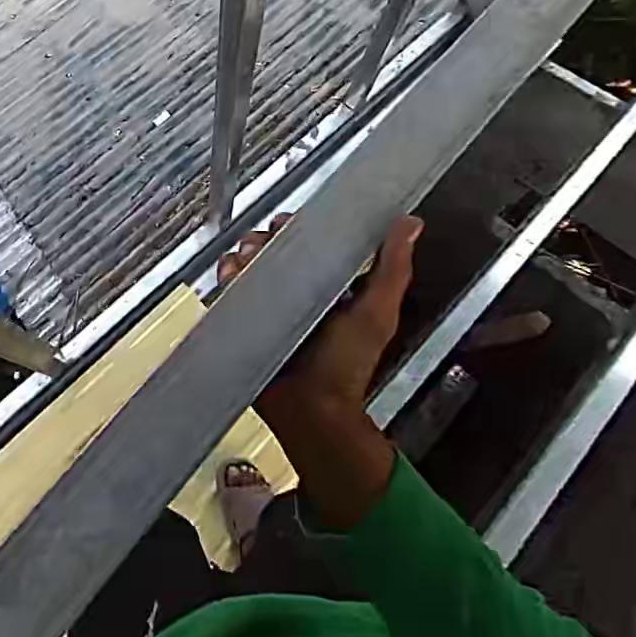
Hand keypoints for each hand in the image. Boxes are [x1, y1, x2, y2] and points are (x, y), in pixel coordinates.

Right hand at [221, 214, 422, 529]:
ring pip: (246, 264)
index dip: (293, 227)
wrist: (311, 413)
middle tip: (259, 246)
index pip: (305, 239)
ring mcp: (266, 303)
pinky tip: (229, 277)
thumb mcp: (375, 314)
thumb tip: (410, 223)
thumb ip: (392, 270)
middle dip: (261, 239)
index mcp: (327, 282)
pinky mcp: (244, 318)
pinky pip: (229, 290)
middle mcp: (294, 288)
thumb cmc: (347, 365)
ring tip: (242, 263)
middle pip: (270, 248)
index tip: (285, 224)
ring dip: (241, 256)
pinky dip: (226, 278)